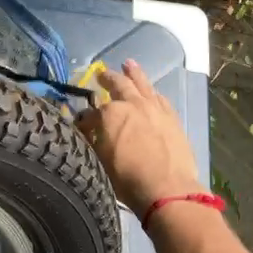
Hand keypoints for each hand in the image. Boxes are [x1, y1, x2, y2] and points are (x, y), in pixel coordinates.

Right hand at [78, 60, 205, 214]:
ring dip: (134, 74)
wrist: (167, 188)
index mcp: (109, 114)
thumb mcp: (99, 162)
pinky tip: (151, 91)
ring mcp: (154, 108)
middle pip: (118, 85)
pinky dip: (152, 92)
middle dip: (108, 79)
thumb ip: (92, 142)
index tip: (80, 124)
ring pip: (142, 84)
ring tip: (128, 64)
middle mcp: (131, 104)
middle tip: (102, 73)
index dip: (83, 119)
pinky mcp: (172, 117)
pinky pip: (160, 98)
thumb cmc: (127, 179)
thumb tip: (87, 131)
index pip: (90, 113)